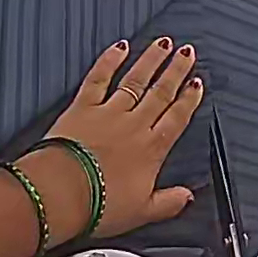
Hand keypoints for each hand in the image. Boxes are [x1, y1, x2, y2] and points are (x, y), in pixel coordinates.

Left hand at [37, 39, 205, 239]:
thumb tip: (186, 197)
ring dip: (152, 60)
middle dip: (177, 71)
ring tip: (164, 44)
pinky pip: (99, 78)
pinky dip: (110, 60)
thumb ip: (168, 202)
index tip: (197, 84)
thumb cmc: (98, 206)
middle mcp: (134, 126)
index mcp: (151, 150)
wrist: (60, 194)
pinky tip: (120, 47)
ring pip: (136, 80)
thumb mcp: (142, 212)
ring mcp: (109, 113)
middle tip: (188, 53)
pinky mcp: (83, 107)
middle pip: (162, 92)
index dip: (189, 99)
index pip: (177, 117)